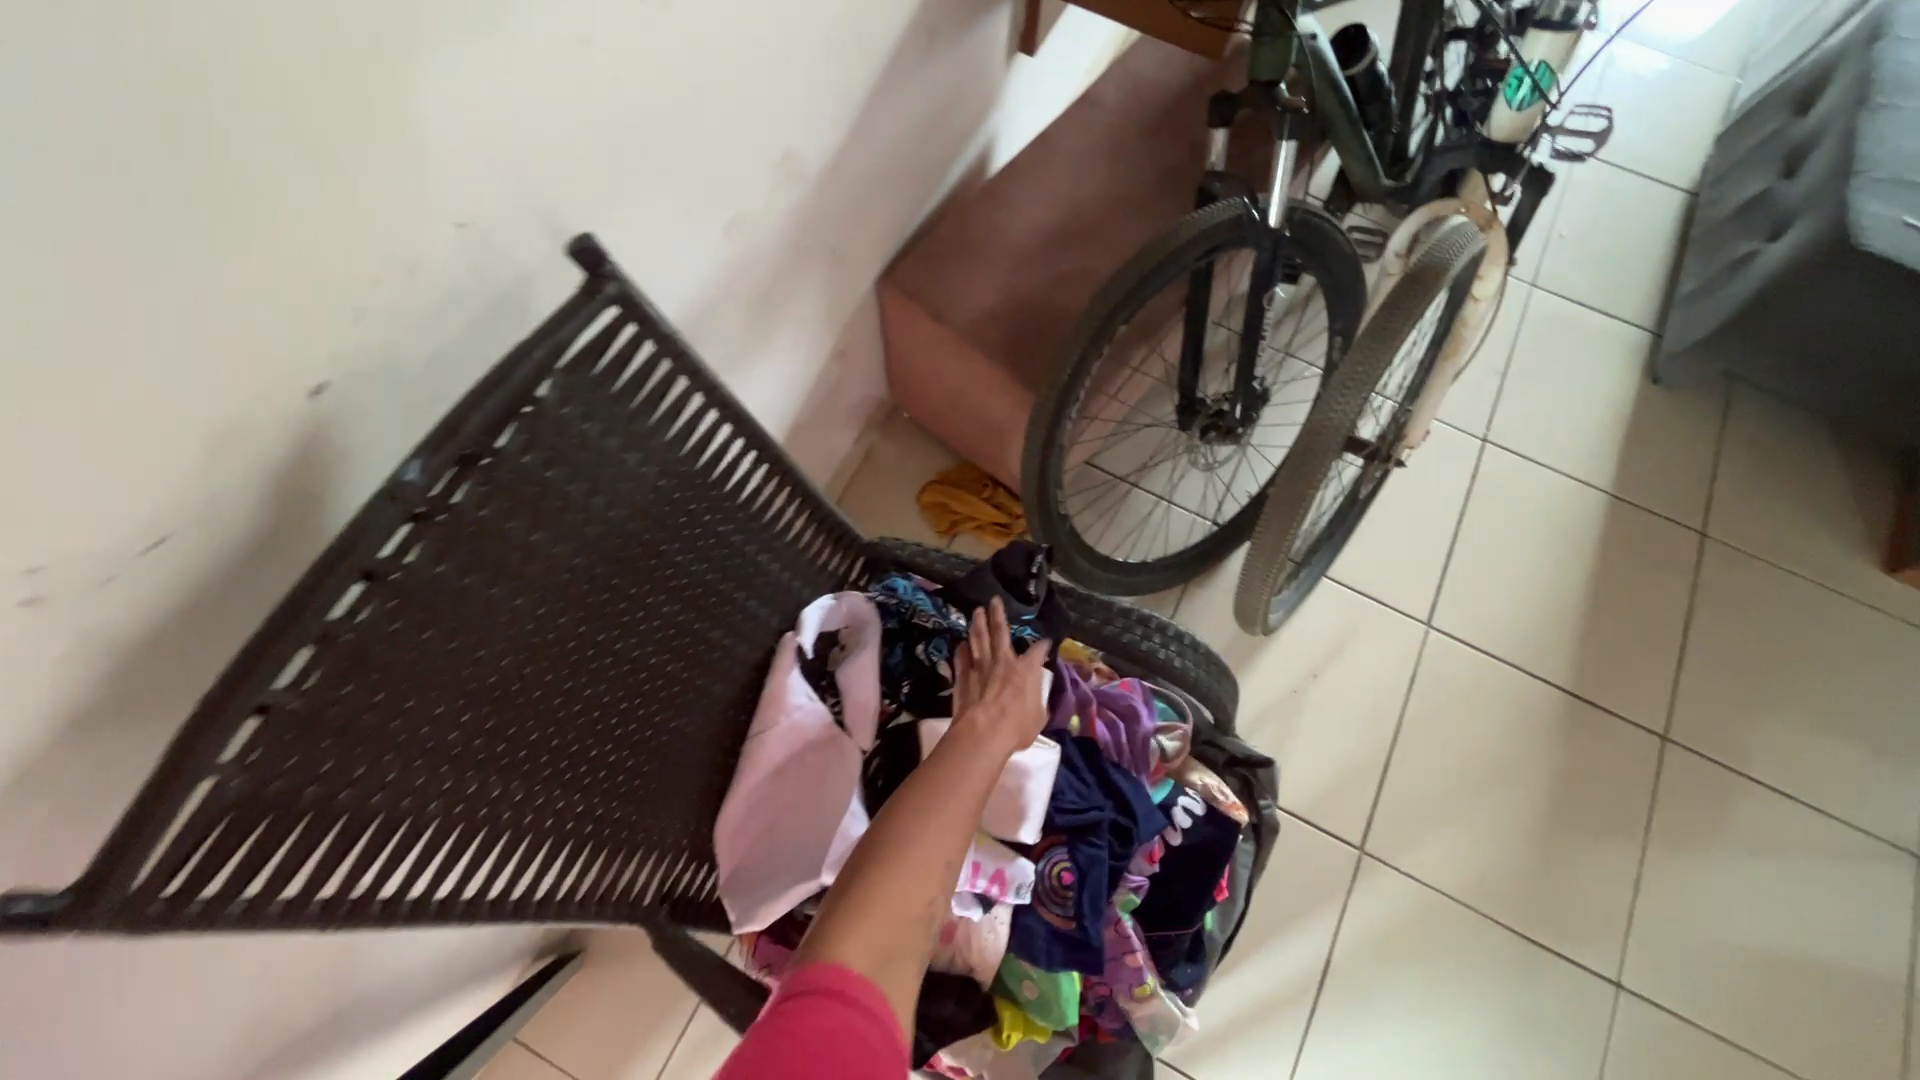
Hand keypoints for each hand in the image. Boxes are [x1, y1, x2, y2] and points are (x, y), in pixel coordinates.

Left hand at [952, 597, 1052, 752]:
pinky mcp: (963, 675)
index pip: (1037, 651)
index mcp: (1026, 670)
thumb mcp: (1038, 717)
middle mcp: (1003, 661)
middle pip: (1000, 632)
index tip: (1046, 641)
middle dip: (998, 614)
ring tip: (977, 612)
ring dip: (978, 623)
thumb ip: (1038, 702)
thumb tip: (1037, 696)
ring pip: (978, 638)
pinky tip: (962, 643)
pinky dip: (962, 648)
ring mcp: (980, 666)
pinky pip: (962, 656)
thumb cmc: (1016, 728)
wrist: (983, 733)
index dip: (1043, 645)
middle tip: (994, 600)